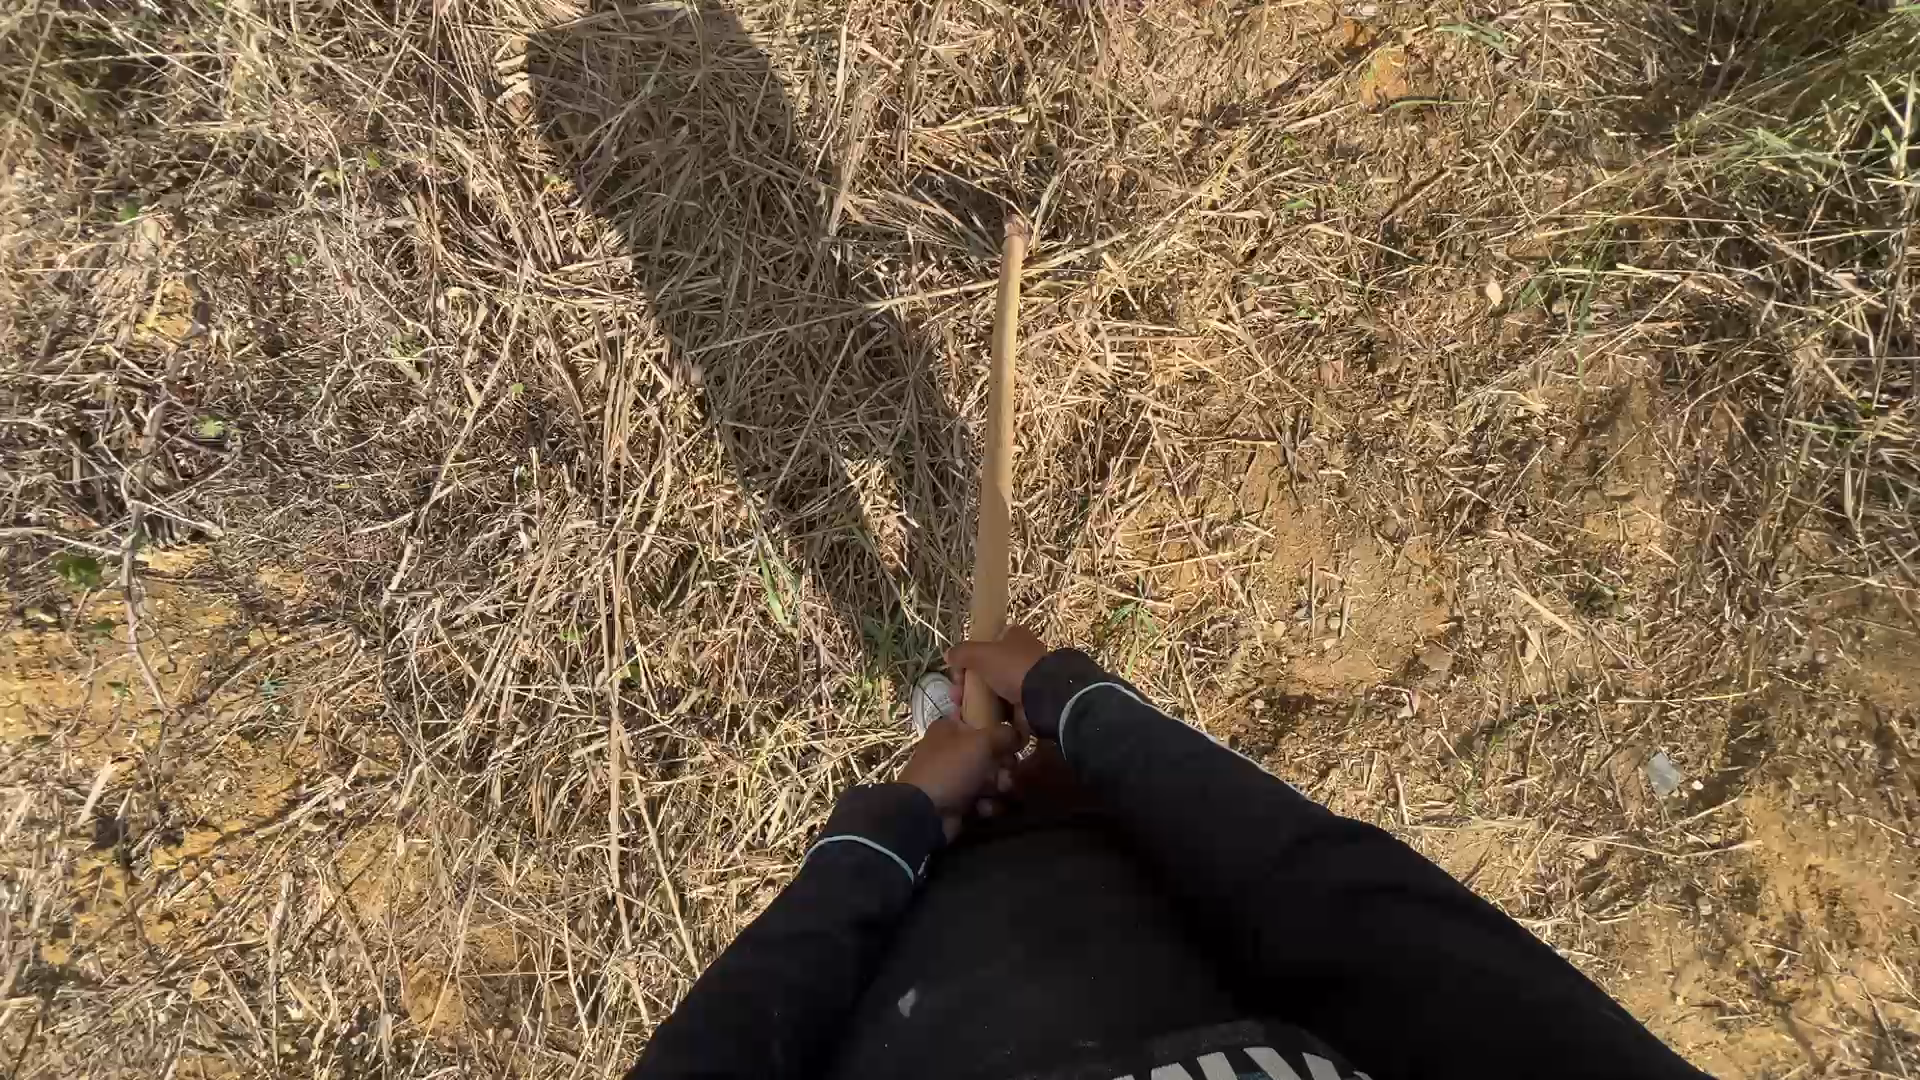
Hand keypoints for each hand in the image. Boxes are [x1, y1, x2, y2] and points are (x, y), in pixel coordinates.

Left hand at [899, 717, 1021, 840]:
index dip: (999, 729)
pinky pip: (983, 798)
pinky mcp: (958, 800)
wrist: (925, 812)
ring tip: (998, 792)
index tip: (1013, 739)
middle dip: (1003, 765)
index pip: (981, 719)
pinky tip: (983, 808)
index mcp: (950, 727)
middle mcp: (952, 748)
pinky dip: (986, 804)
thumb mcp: (982, 742)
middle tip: (1007, 773)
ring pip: (990, 776)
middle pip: (990, 752)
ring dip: (998, 786)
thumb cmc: (952, 767)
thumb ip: (1005, 733)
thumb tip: (1020, 733)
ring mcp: (954, 776)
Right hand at [945, 626, 1049, 737]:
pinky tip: (974, 720)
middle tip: (955, 694)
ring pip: (992, 689)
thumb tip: (948, 655)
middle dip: (967, 682)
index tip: (957, 670)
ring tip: (960, 711)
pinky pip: (1001, 707)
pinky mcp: (1026, 702)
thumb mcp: (981, 654)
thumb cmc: (1012, 667)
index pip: (986, 642)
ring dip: (975, 699)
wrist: (1042, 698)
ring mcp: (1025, 680)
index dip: (969, 655)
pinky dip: (988, 713)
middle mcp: (1021, 655)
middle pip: (987, 668)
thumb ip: (962, 652)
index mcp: (1015, 636)